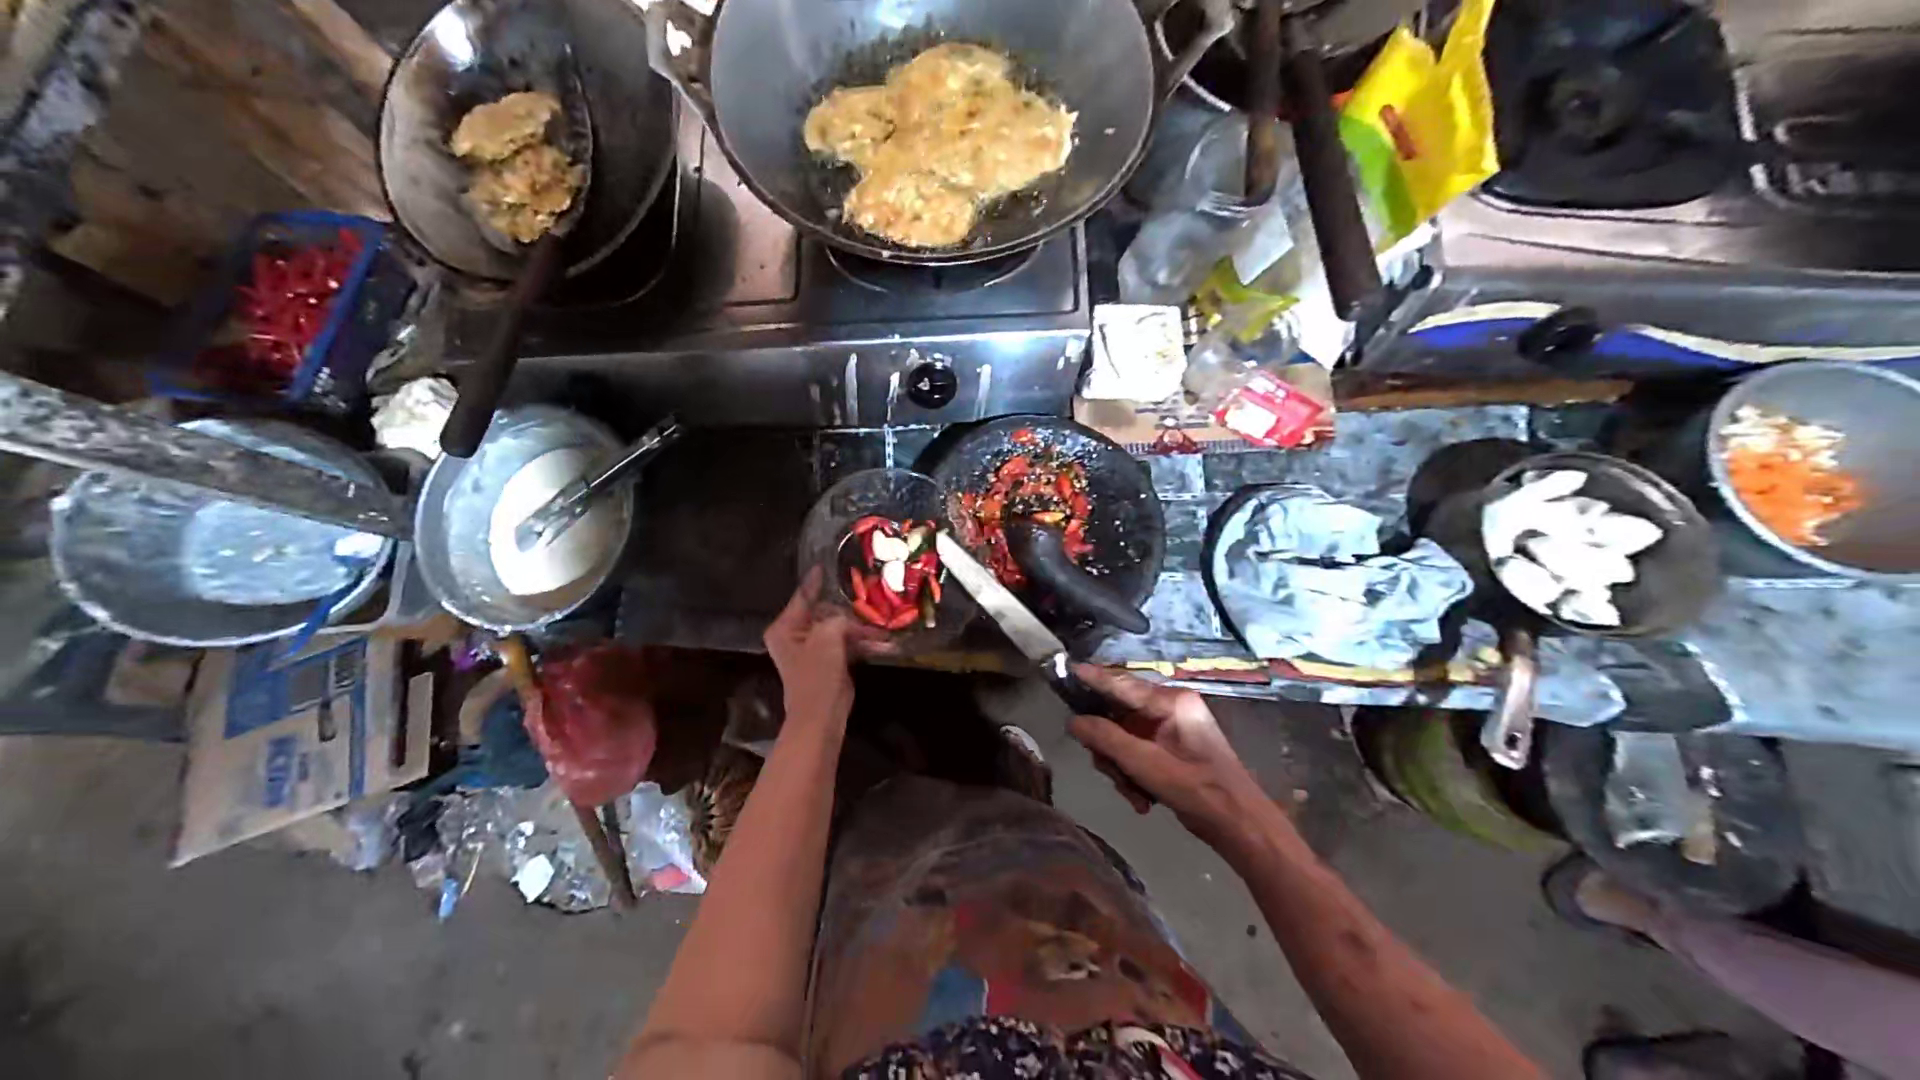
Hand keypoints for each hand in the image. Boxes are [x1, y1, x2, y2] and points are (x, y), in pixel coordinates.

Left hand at [763, 568, 867, 731]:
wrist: (821, 716)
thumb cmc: (817, 674)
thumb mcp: (828, 637)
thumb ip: (838, 618)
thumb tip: (849, 617)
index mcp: (785, 627)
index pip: (803, 596)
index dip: (817, 580)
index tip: (826, 562)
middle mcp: (795, 635)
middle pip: (825, 612)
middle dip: (848, 608)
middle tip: (869, 593)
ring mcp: (813, 650)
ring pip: (839, 629)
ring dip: (860, 628)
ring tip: (882, 620)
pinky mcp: (828, 662)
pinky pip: (846, 644)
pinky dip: (861, 643)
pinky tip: (882, 640)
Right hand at [1067, 665, 1283, 854]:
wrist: (1239, 824)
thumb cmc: (1196, 788)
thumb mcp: (1145, 763)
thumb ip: (1106, 738)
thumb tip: (1074, 722)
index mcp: (1170, 702)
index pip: (1121, 683)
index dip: (1092, 678)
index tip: (1066, 669)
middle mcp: (1170, 708)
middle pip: (1118, 716)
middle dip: (1110, 748)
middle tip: (1109, 771)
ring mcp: (1171, 729)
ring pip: (1124, 738)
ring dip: (1122, 768)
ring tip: (1133, 794)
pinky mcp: (1171, 749)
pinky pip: (1137, 752)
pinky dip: (1134, 775)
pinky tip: (1142, 799)